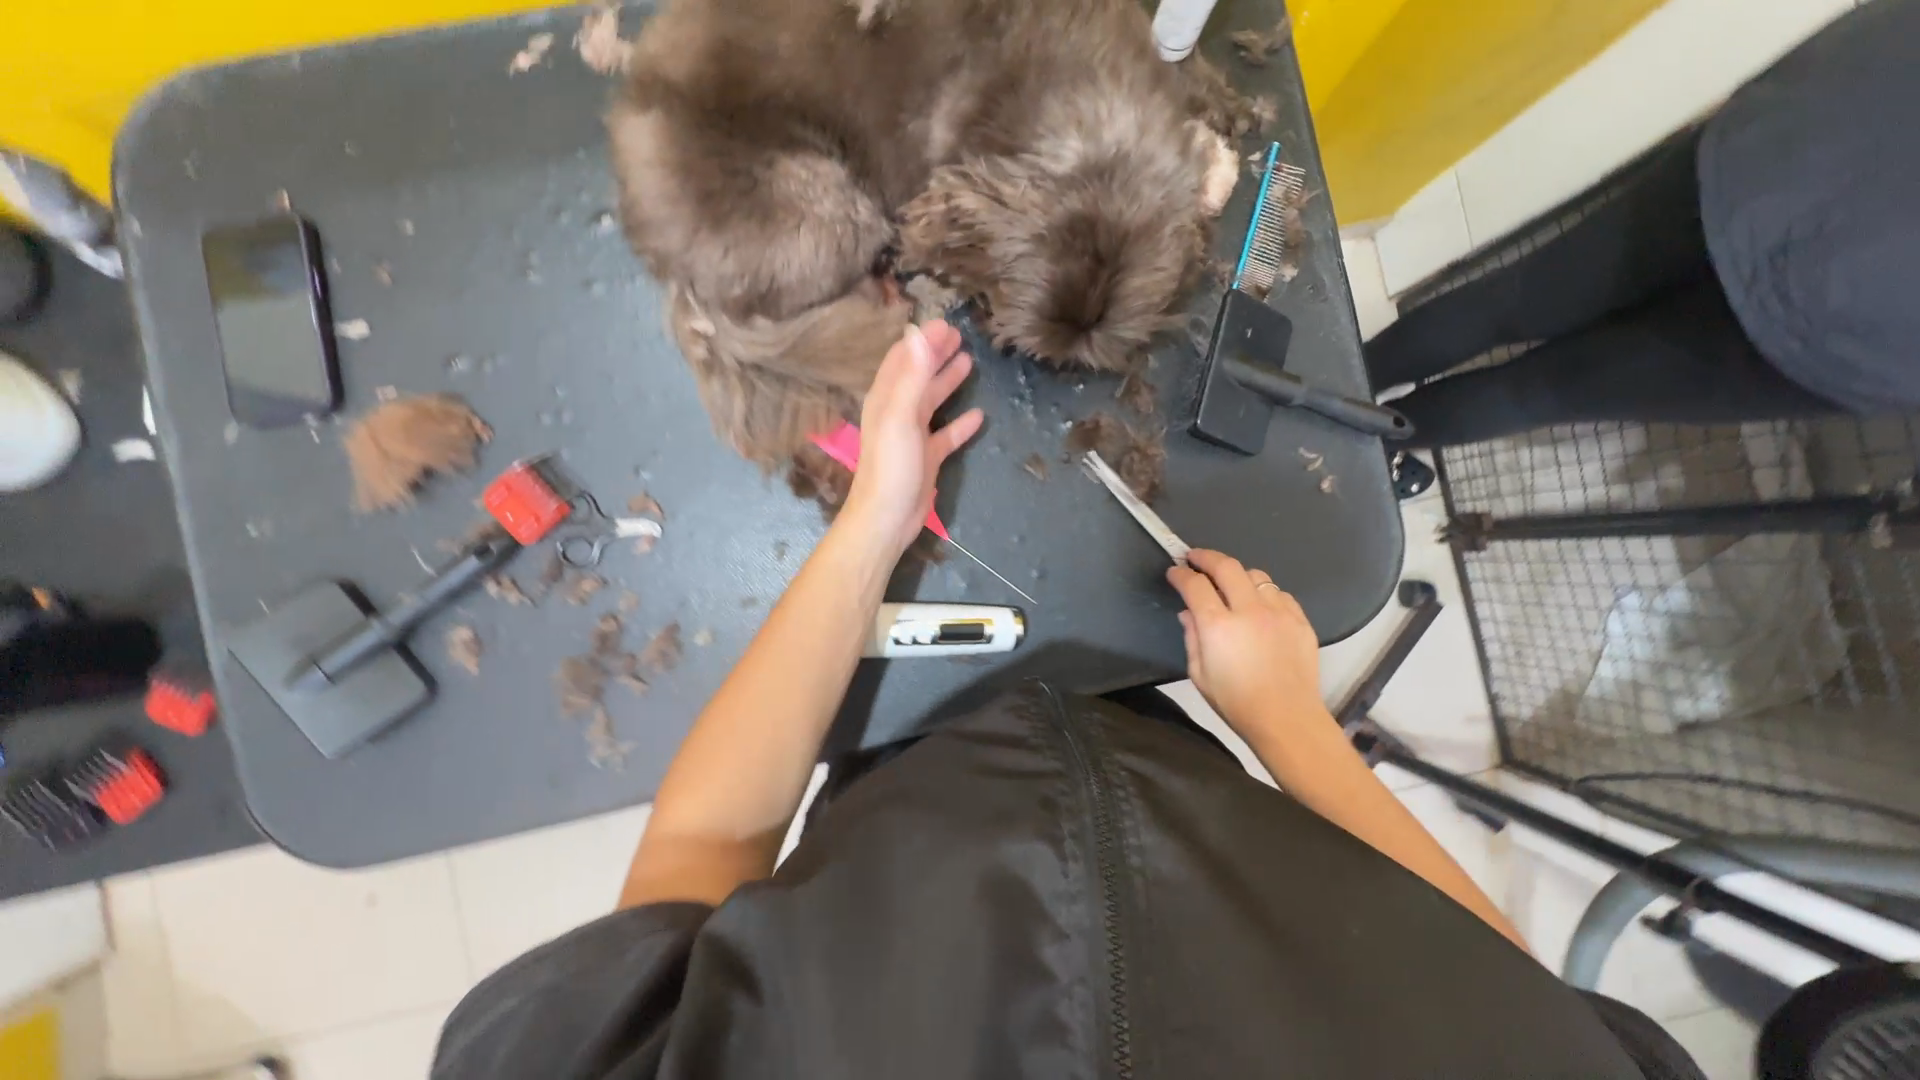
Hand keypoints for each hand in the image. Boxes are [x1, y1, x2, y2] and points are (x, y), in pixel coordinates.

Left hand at [843, 320, 984, 554]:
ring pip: (932, 401)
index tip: (945, 323)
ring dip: (947, 381)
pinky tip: (979, 415)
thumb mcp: (901, 415)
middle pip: (918, 375)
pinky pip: (946, 434)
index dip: (921, 340)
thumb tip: (919, 331)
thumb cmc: (892, 465)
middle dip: (935, 354)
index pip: (903, 359)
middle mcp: (897, 412)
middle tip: (959, 334)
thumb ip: (912, 374)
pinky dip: (960, 423)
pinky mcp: (927, 457)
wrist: (887, 517)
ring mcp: (912, 436)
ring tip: (969, 361)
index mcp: (886, 398)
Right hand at [1166, 550, 1324, 735]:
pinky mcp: (1300, 620)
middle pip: (1226, 567)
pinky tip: (1260, 605)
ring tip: (1230, 581)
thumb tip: (1189, 614)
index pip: (1195, 585)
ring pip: (1256, 575)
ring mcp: (1278, 612)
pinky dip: (1265, 592)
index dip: (1181, 574)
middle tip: (1195, 557)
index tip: (1174, 571)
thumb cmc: (1235, 702)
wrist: (1286, 718)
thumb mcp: (1199, 674)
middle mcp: (1248, 610)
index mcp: (1218, 626)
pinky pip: (1280, 593)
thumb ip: (1192, 638)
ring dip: (1237, 573)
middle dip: (1206, 557)